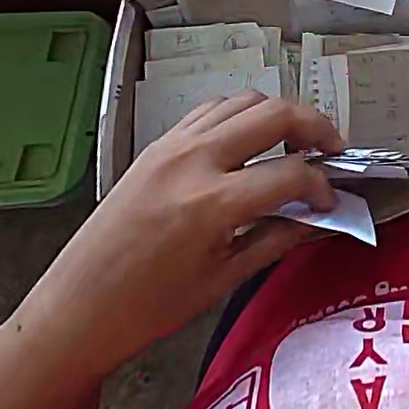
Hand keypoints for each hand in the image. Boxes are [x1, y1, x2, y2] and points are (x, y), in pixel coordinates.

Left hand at [13, 93, 344, 379]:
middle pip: (274, 114)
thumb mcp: (220, 280)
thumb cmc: (146, 308)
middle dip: (315, 126)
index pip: (290, 174)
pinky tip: (250, 138)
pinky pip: (212, 108)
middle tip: (333, 148)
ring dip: (279, 113)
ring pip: (245, 100)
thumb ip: (275, 238)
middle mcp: (194, 158)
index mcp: (210, 203)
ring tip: (296, 139)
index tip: (331, 199)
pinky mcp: (159, 141)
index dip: (322, 185)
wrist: (75, 307)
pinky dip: (242, 113)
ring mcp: (174, 143)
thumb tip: (316, 216)